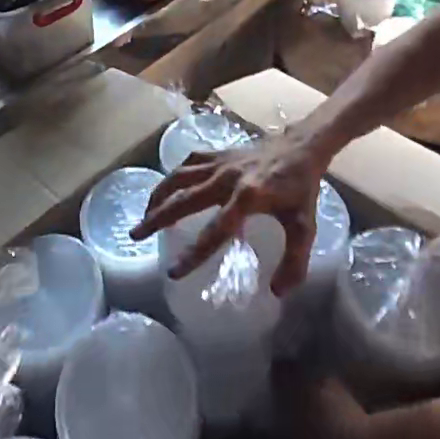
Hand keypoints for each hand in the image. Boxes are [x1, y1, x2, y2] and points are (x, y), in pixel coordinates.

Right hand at [130, 133, 330, 294]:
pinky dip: (175, 174)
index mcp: (248, 198)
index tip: (173, 272)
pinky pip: (190, 162)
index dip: (194, 253)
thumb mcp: (304, 225)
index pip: (215, 231)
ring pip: (180, 177)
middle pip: (185, 199)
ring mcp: (221, 163)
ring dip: (159, 195)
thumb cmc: (301, 187)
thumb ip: (295, 260)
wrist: (302, 146)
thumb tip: (277, 292)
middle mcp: (228, 178)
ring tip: (145, 215)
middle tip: (135, 235)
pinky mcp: (219, 153)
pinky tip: (168, 188)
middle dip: (158, 218)